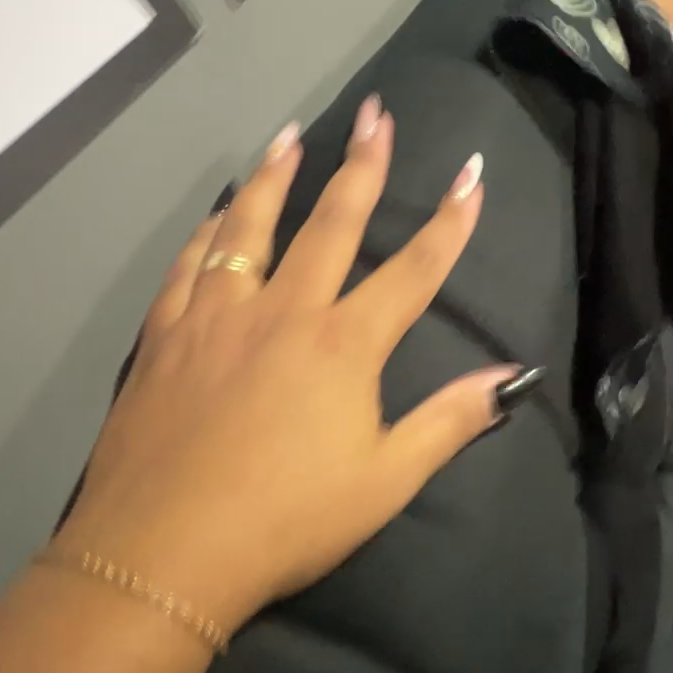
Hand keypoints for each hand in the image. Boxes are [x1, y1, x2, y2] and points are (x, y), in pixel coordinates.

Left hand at [53, 95, 528, 635]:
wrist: (161, 558)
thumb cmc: (288, 519)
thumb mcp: (386, 480)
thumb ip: (450, 420)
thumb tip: (511, 376)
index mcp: (344, 344)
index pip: (415, 270)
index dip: (451, 221)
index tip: (471, 173)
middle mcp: (285, 311)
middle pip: (333, 223)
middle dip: (362, 165)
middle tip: (376, 114)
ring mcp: (218, 317)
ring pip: (251, 227)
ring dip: (276, 176)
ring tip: (290, 133)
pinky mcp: (167, 336)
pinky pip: (191, 265)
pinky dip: (210, 231)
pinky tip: (218, 213)